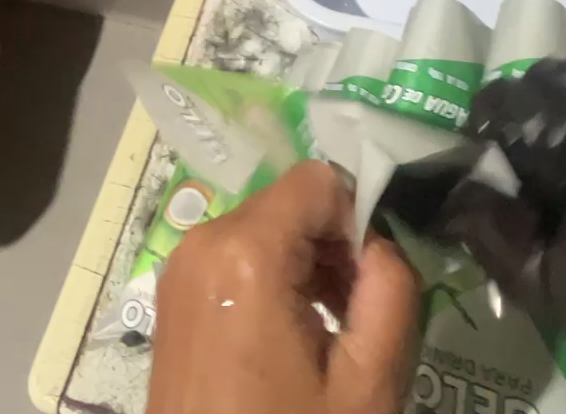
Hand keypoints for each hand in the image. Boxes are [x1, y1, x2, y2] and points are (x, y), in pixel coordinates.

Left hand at [148, 160, 418, 413]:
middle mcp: (203, 238)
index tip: (370, 284)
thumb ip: (391, 292)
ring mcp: (180, 263)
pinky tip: (289, 339)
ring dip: (307, 265)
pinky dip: (272, 278)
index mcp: (245, 250)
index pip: (318, 180)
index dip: (357, 220)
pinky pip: (235, 254)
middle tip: (355, 319)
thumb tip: (383, 240)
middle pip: (290, 203)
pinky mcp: (173, 289)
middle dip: (333, 247)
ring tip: (328, 336)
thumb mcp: (366, 385)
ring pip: (264, 227)